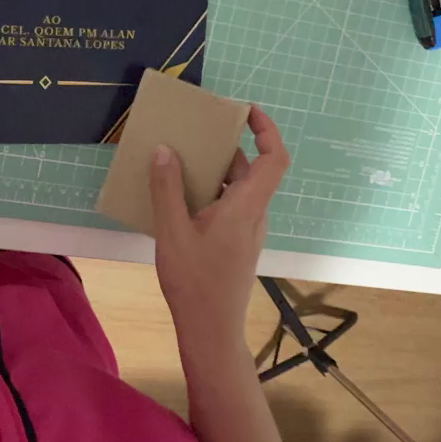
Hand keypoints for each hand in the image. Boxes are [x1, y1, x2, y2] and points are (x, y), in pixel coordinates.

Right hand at [148, 108, 289, 351]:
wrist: (211, 329)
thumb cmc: (194, 281)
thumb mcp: (172, 232)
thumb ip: (168, 189)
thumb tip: (166, 150)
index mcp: (246, 206)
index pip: (274, 159)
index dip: (267, 130)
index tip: (246, 111)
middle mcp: (254, 214)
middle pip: (253, 169)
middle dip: (228, 145)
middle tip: (197, 131)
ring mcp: (247, 230)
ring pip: (239, 188)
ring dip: (216, 169)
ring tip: (181, 158)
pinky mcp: (237, 241)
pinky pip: (230, 203)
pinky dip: (211, 190)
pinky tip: (179, 195)